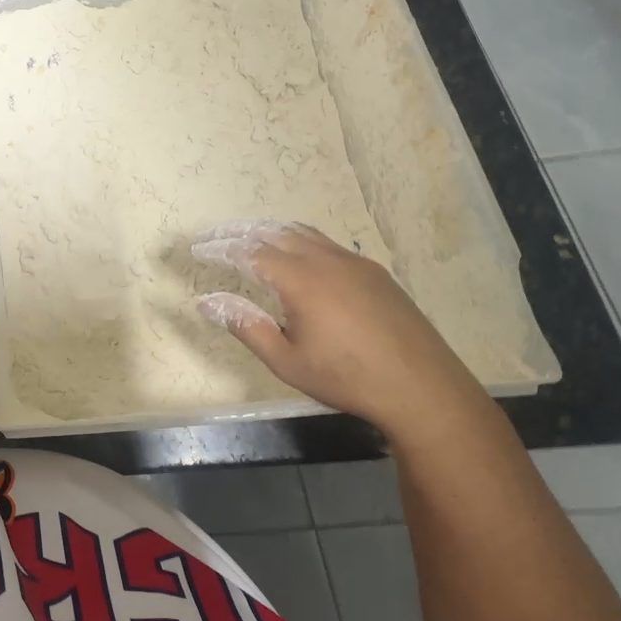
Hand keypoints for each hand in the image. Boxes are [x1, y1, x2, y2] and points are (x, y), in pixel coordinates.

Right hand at [192, 220, 489, 438]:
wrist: (423, 388)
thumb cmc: (347, 378)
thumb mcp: (286, 361)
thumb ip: (245, 326)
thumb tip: (207, 302)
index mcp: (300, 280)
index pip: (248, 252)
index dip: (220, 248)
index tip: (198, 249)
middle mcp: (325, 260)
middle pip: (273, 232)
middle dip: (239, 232)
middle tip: (214, 237)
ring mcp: (353, 263)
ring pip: (302, 233)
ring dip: (270, 232)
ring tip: (248, 239)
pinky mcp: (373, 272)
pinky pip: (326, 244)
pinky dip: (299, 241)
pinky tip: (297, 257)